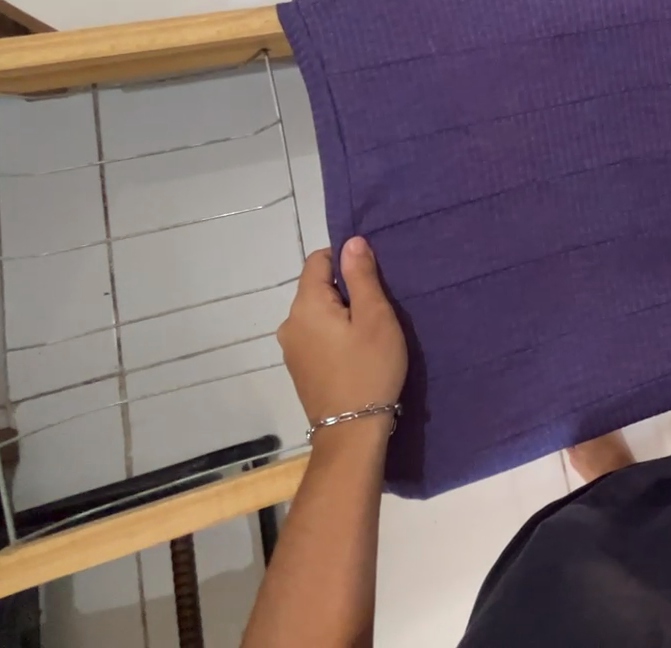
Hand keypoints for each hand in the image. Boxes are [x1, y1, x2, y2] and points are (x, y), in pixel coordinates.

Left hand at [279, 237, 407, 447]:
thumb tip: (352, 241)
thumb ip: (362, 277)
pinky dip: (337, 330)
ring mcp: (291, 347)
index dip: (346, 258)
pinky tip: (358, 348)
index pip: (317, 260)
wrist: (352, 429)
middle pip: (317, 286)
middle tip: (381, 305)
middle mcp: (289, 323)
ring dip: (344, 311)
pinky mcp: (299, 365)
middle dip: (347, 287)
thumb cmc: (369, 367)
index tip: (375, 275)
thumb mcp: (375, 317)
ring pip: (319, 311)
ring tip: (372, 329)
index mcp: (306, 306)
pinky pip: (317, 332)